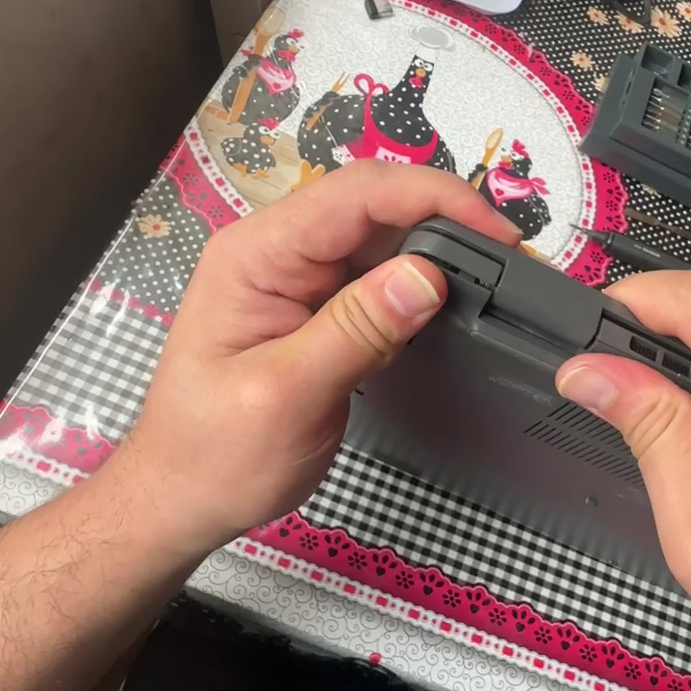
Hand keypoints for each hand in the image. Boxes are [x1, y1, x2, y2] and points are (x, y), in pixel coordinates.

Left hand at [116, 160, 519, 559]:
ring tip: (490, 278)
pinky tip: (448, 303)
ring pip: (381, 241)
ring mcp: (298, 280)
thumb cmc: (212, 455)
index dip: (433, 198)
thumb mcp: (286, 396)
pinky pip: (376, 279)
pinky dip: (417, 286)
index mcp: (256, 254)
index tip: (496, 232)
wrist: (183, 496)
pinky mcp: (317, 309)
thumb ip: (355, 331)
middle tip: (507, 257)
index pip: (356, 194)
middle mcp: (277, 253)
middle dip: (444, 221)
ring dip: (436, 253)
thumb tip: (426, 278)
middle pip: (373, 207)